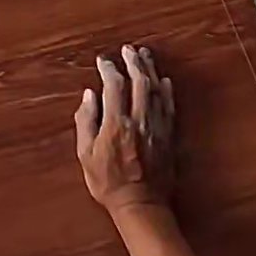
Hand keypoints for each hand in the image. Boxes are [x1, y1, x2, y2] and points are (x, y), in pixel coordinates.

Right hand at [74, 44, 176, 217]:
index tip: (103, 61)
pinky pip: (169, 107)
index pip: (114, 86)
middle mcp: (139, 121)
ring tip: (144, 55)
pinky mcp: (168, 136)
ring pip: (156, 90)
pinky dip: (166, 91)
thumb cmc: (108, 183)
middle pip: (139, 81)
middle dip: (133, 61)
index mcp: (116, 124)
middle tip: (127, 49)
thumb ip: (86, 122)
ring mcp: (156, 127)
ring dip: (149, 70)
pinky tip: (164, 80)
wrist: (141, 206)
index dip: (108, 69)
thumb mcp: (86, 155)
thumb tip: (89, 96)